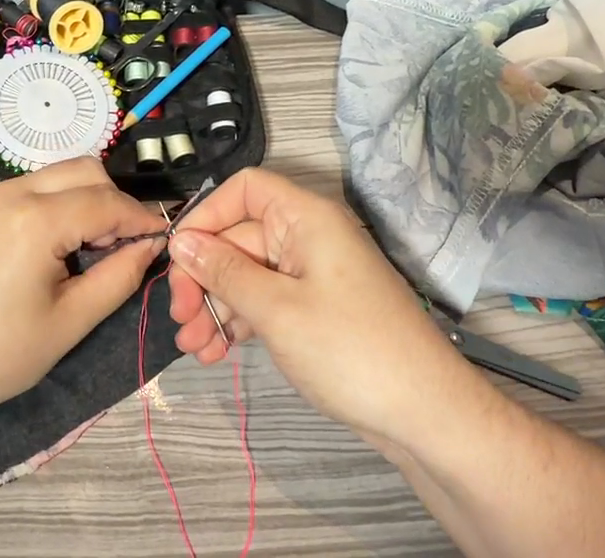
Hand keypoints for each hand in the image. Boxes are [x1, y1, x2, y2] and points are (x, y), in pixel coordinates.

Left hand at [0, 158, 167, 427]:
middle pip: (85, 170)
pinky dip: (62, 202)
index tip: (163, 240)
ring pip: (61, 173)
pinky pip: (36, 186)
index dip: (141, 218)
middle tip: (123, 247)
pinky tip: (63, 244)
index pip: (106, 201)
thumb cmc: (3, 353)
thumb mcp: (73, 321)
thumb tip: (152, 244)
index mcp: (34, 220)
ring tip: (94, 249)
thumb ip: (119, 275)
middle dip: (114, 201)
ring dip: (88, 199)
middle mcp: (12, 192)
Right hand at [165, 168, 476, 445]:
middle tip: (179, 316)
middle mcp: (307, 237)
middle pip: (237, 237)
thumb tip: (181, 241)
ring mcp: (311, 275)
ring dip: (214, 306)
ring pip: (245, 274)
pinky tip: (214, 352)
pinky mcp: (313, 310)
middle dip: (202, 276)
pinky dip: (237, 322)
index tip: (178, 256)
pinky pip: (263, 301)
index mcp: (305, 218)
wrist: (426, 415)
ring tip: (192, 346)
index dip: (206, 216)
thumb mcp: (275, 309)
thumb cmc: (349, 349)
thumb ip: (223, 271)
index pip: (243, 189)